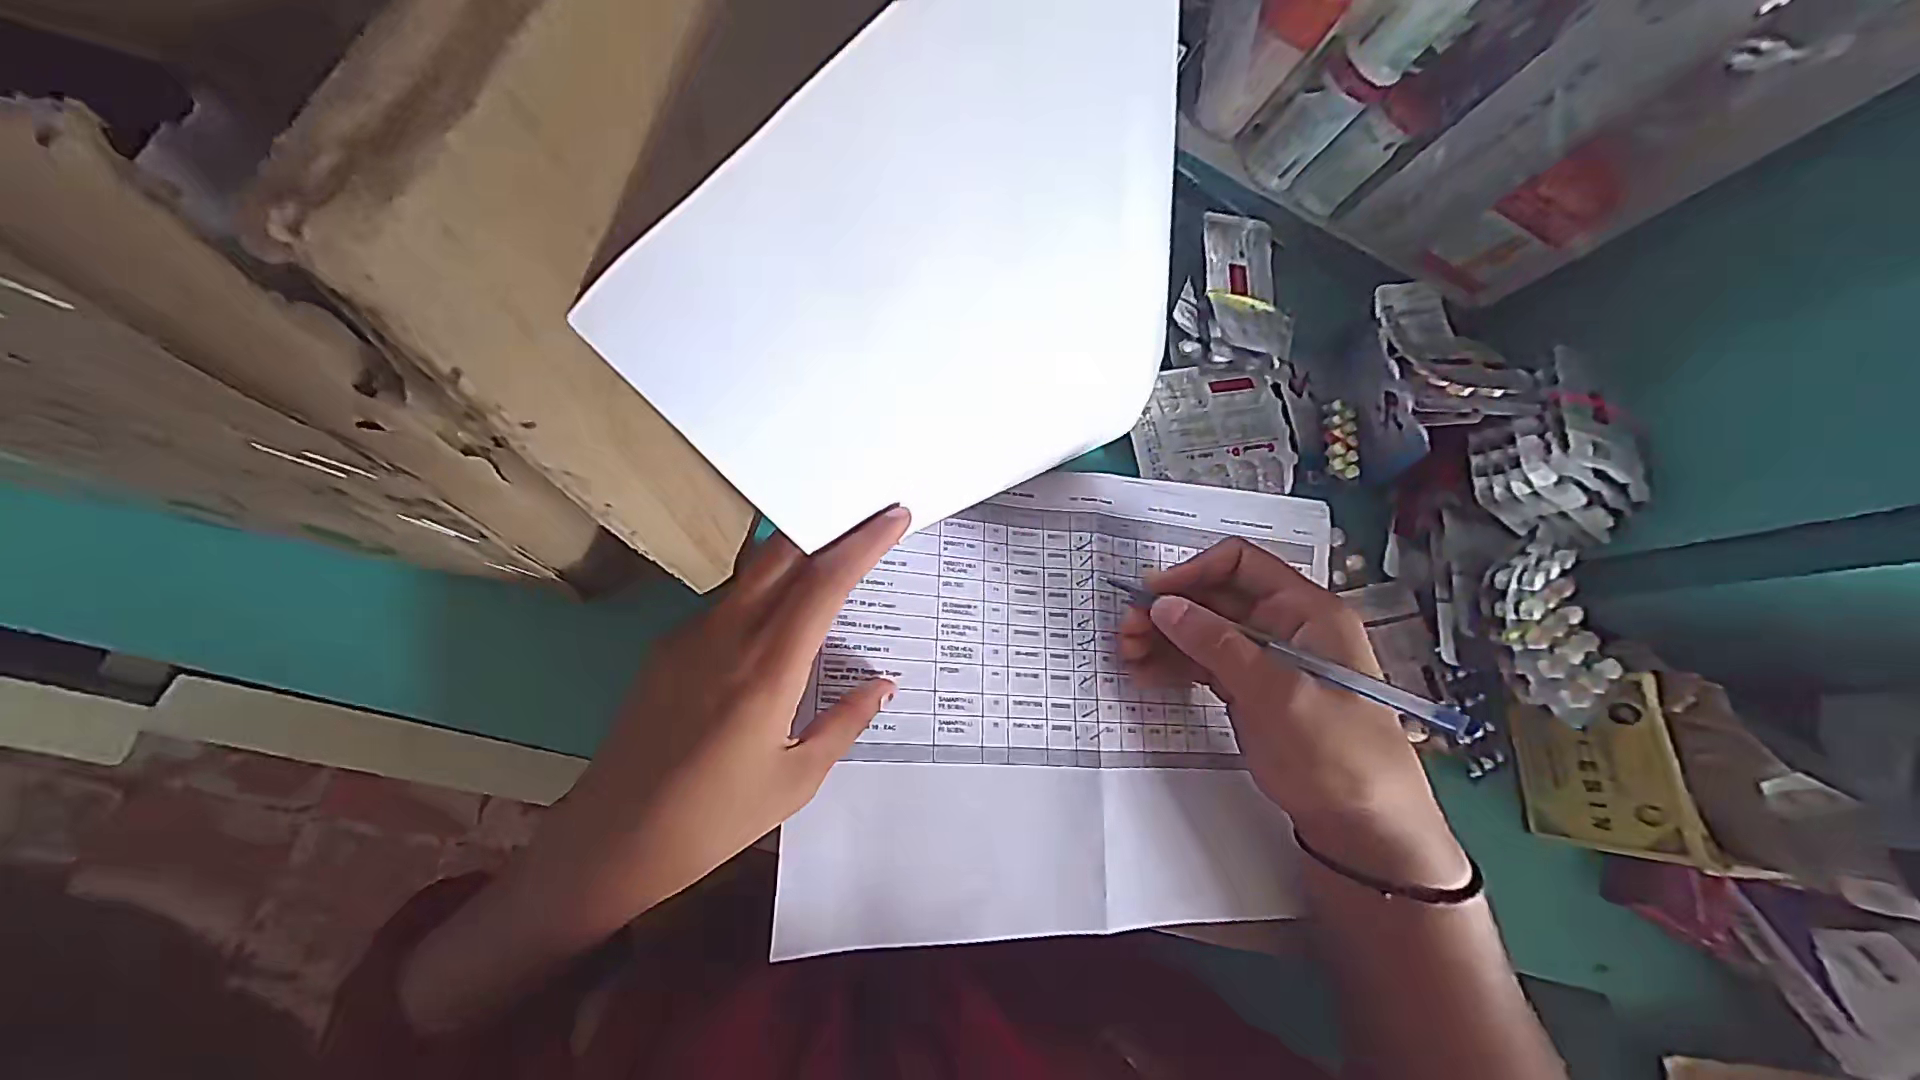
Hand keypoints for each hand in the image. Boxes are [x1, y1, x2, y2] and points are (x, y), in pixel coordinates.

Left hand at [520, 507, 911, 924]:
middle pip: (783, 554)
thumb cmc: (713, 819)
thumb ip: (844, 722)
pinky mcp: (667, 646)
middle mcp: (728, 636)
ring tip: (828, 565)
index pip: (824, 583)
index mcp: (769, 670)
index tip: (892, 517)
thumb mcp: (796, 778)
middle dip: (828, 529)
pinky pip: (727, 600)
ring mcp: (690, 636)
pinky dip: (762, 590)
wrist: (611, 839)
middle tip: (865, 521)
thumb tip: (883, 684)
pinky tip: (775, 618)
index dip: (862, 543)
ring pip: (753, 572)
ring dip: (795, 557)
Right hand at [1118, 538, 1467, 886]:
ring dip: (1163, 638)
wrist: (1363, 825)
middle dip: (1168, 610)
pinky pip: (1203, 663)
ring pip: (1202, 631)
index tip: (1154, 595)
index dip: (1194, 572)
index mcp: (1305, 611)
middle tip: (1128, 630)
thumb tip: (1164, 605)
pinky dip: (1174, 665)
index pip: (1242, 565)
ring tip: (1127, 654)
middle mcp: (1282, 626)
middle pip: (1213, 599)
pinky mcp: (1248, 688)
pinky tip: (1146, 673)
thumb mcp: (1277, 693)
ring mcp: (1264, 659)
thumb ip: (1218, 644)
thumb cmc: (1338, 753)